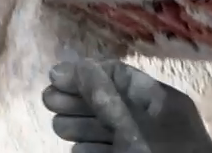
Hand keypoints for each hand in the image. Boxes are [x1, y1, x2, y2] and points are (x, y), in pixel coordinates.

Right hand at [43, 59, 211, 152]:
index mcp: (163, 103)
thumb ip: (102, 95)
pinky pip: (114, 152)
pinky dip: (93, 150)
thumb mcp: (130, 127)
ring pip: (109, 129)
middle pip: (110, 101)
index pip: (118, 74)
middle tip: (48, 102)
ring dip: (80, 125)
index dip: (84, 73)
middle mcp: (158, 122)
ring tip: (57, 127)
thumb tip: (76, 67)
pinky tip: (76, 151)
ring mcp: (151, 148)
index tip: (55, 78)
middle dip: (76, 100)